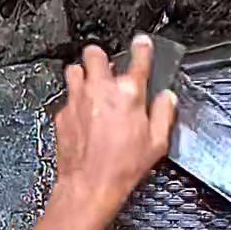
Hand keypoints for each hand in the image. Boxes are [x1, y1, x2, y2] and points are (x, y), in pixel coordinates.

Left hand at [54, 36, 177, 213]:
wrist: (89, 185)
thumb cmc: (121, 168)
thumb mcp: (157, 143)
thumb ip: (164, 114)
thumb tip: (167, 99)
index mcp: (129, 93)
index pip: (139, 58)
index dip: (142, 47)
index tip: (142, 44)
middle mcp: (100, 90)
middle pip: (95, 53)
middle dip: (101, 58)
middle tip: (107, 70)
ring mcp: (78, 100)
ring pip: (74, 70)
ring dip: (83, 75)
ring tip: (91, 88)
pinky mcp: (62, 114)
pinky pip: (67, 97)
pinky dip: (74, 101)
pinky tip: (82, 115)